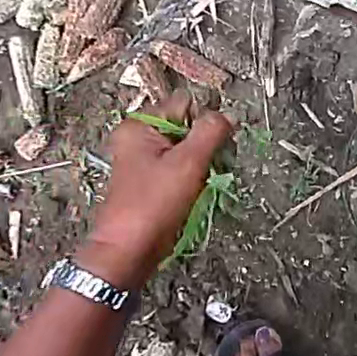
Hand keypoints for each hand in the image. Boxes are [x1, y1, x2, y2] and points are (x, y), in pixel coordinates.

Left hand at [76, 93, 233, 289]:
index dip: (205, 122)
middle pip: (188, 126)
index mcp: (140, 125)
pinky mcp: (151, 180)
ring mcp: (144, 160)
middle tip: (208, 168)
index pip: (186, 104)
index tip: (213, 147)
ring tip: (201, 183)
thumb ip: (211, 131)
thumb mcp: (188, 162)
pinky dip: (194, 177)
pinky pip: (181, 167)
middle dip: (206, 145)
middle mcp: (139, 137)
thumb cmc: (154, 205)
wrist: (128, 251)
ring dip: (203, 163)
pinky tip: (195, 192)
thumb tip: (228, 115)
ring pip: (188, 148)